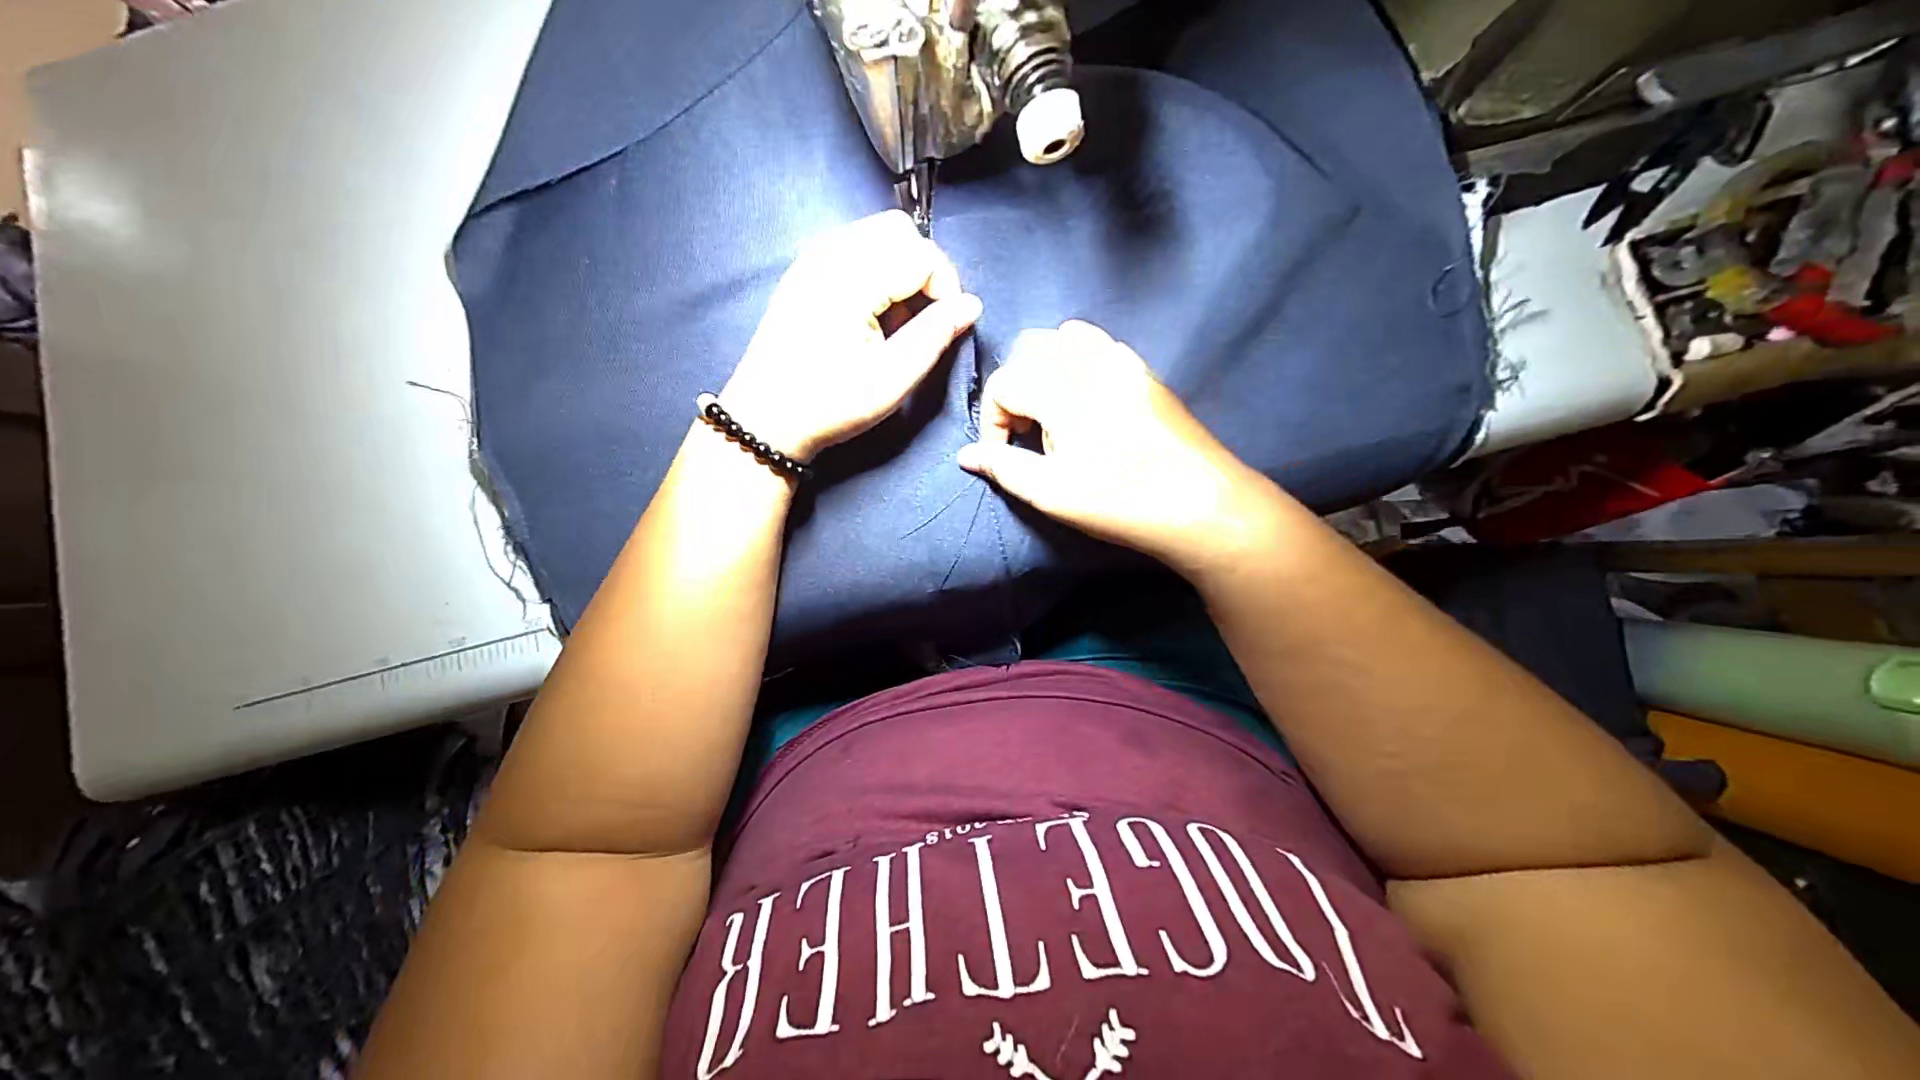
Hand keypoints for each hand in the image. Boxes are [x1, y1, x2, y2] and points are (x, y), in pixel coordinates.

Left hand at [719, 210, 983, 461]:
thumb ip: (935, 335)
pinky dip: (875, 269)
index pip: (921, 253)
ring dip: (900, 267)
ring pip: (875, 234)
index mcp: (851, 280)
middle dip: (925, 268)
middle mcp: (828, 255)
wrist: (765, 418)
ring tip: (896, 319)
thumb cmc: (829, 404)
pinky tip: (871, 313)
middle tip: (925, 317)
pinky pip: (852, 247)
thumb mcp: (892, 379)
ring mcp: (811, 259)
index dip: (946, 286)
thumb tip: (970, 306)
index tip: (947, 324)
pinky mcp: (802, 272)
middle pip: (898, 230)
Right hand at [957, 320, 1287, 577]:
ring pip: (1062, 338)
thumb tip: (966, 456)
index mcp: (1062, 387)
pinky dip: (1075, 361)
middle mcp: (1089, 360)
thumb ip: (1004, 467)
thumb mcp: (1051, 493)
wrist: (1202, 503)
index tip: (1003, 453)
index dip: (991, 419)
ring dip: (1043, 369)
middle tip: (1025, 431)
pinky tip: (1084, 401)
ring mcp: (1121, 359)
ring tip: (1052, 414)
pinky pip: (1097, 344)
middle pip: (1028, 348)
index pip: (1003, 382)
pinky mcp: (1143, 369)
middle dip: (1014, 386)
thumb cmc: (1120, 500)